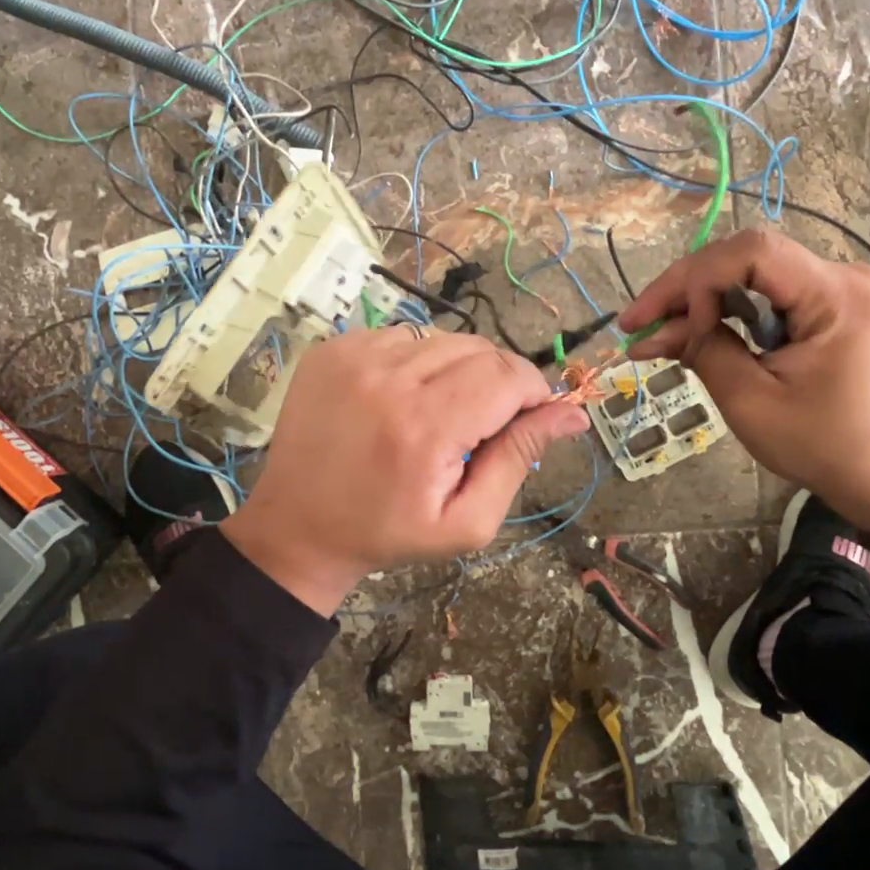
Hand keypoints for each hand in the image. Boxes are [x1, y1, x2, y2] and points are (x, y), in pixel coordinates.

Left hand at [223, 326, 589, 614]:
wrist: (297, 527)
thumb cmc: (388, 533)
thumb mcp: (467, 520)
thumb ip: (519, 459)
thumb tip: (571, 414)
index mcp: (425, 427)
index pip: (508, 374)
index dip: (532, 392)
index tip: (526, 418)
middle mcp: (388, 378)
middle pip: (478, 349)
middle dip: (496, 381)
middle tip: (481, 424)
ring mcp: (354, 356)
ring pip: (441, 338)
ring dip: (454, 369)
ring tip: (437, 412)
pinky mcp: (332, 349)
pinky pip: (400, 336)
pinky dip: (414, 362)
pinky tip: (400, 398)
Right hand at [618, 229, 869, 531]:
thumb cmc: (823, 444)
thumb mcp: (751, 402)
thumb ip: (704, 352)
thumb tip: (656, 329)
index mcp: (836, 296)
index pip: (752, 252)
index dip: (697, 279)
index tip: (663, 323)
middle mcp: (843, 278)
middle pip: (746, 257)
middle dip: (685, 289)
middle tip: (636, 325)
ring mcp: (839, 289)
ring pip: (750, 273)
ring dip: (700, 300)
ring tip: (656, 334)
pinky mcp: (830, 306)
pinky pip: (766, 293)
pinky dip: (726, 311)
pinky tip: (693, 333)